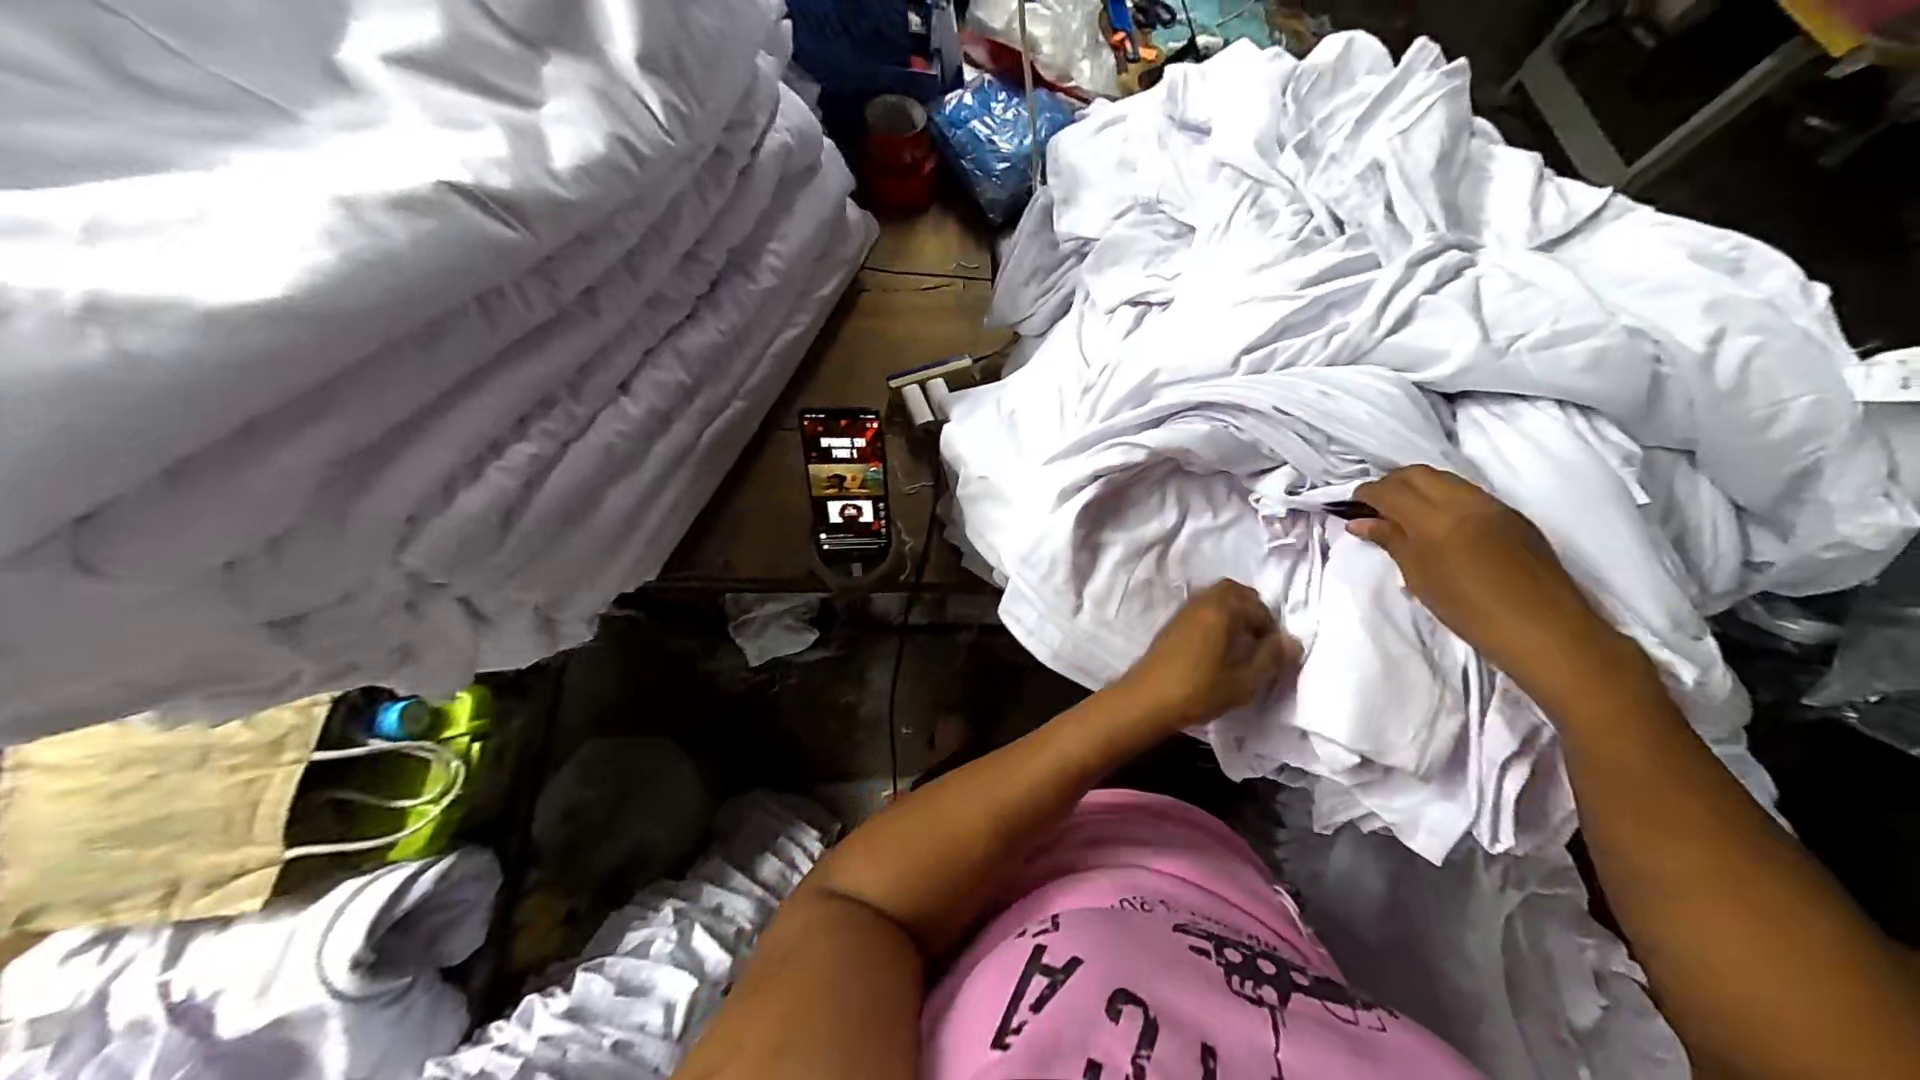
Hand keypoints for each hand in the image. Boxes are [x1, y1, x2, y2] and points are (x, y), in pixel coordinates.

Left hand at [1114, 580, 1301, 730]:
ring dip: (1232, 613)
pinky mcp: (1171, 624)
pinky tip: (1217, 648)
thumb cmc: (1199, 689)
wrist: (1147, 699)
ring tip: (1240, 645)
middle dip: (1252, 610)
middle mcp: (1202, 601)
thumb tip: (1293, 641)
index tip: (1273, 652)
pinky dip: (1215, 619)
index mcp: (1222, 608)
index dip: (1271, 628)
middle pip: (1234, 592)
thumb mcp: (1245, 681)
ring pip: (1215, 599)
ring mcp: (1183, 611)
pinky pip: (1201, 609)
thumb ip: (1271, 658)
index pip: (1258, 607)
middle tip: (1259, 639)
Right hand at [1349, 465, 1627, 692]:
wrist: (1544, 630)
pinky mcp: (1512, 515)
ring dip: (1418, 487)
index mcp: (1435, 519)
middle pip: (1417, 474)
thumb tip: (1361, 522)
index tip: (1352, 504)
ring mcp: (1493, 505)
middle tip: (1375, 505)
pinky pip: (1468, 492)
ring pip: (1444, 479)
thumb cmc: (1469, 610)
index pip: (1390, 490)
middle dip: (1391, 483)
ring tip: (1404, 512)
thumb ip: (1391, 541)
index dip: (1366, 493)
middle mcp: (1464, 502)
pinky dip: (1443, 496)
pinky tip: (1438, 521)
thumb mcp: (1420, 577)